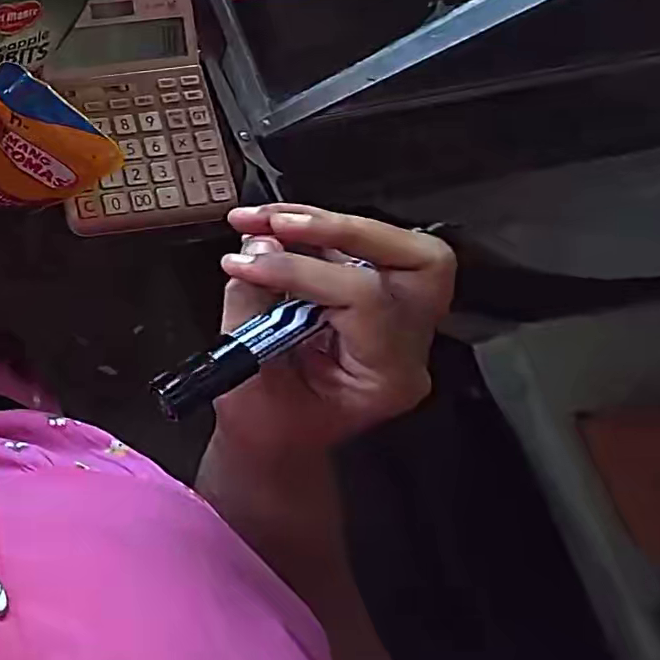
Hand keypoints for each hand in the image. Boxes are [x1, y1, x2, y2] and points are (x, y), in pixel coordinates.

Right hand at [211, 204, 453, 457]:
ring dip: (318, 224)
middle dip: (343, 230)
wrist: (274, 439)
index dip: (299, 271)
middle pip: (416, 261)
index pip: (366, 299)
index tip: (243, 264)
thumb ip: (251, 304)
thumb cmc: (265, 423)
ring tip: (259, 219)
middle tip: (279, 223)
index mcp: (386, 375)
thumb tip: (256, 247)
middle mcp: (405, 343)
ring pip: (388, 246)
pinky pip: (352, 251)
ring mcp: (391, 319)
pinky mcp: (365, 299)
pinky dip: (306, 233)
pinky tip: (266, 228)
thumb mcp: (246, 373)